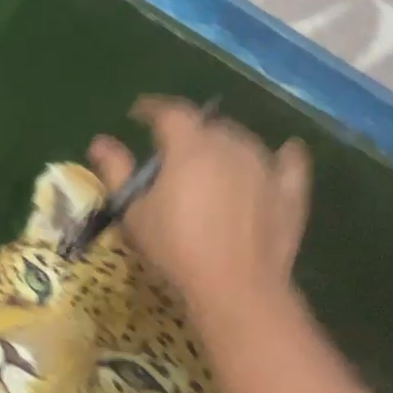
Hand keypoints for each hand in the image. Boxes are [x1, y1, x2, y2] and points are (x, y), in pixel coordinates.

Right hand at [87, 96, 312, 319]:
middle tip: (166, 139)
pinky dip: (284, 153)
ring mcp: (266, 171)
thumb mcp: (132, 207)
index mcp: (189, 150)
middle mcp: (231, 151)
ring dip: (223, 138)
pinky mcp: (290, 194)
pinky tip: (283, 149)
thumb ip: (116, 169)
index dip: (152, 108)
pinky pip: (290, 164)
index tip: (136, 111)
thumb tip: (101, 141)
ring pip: (244, 140)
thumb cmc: (172, 244)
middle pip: (210, 125)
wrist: (235, 284)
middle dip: (187, 126)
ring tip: (207, 151)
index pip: (171, 113)